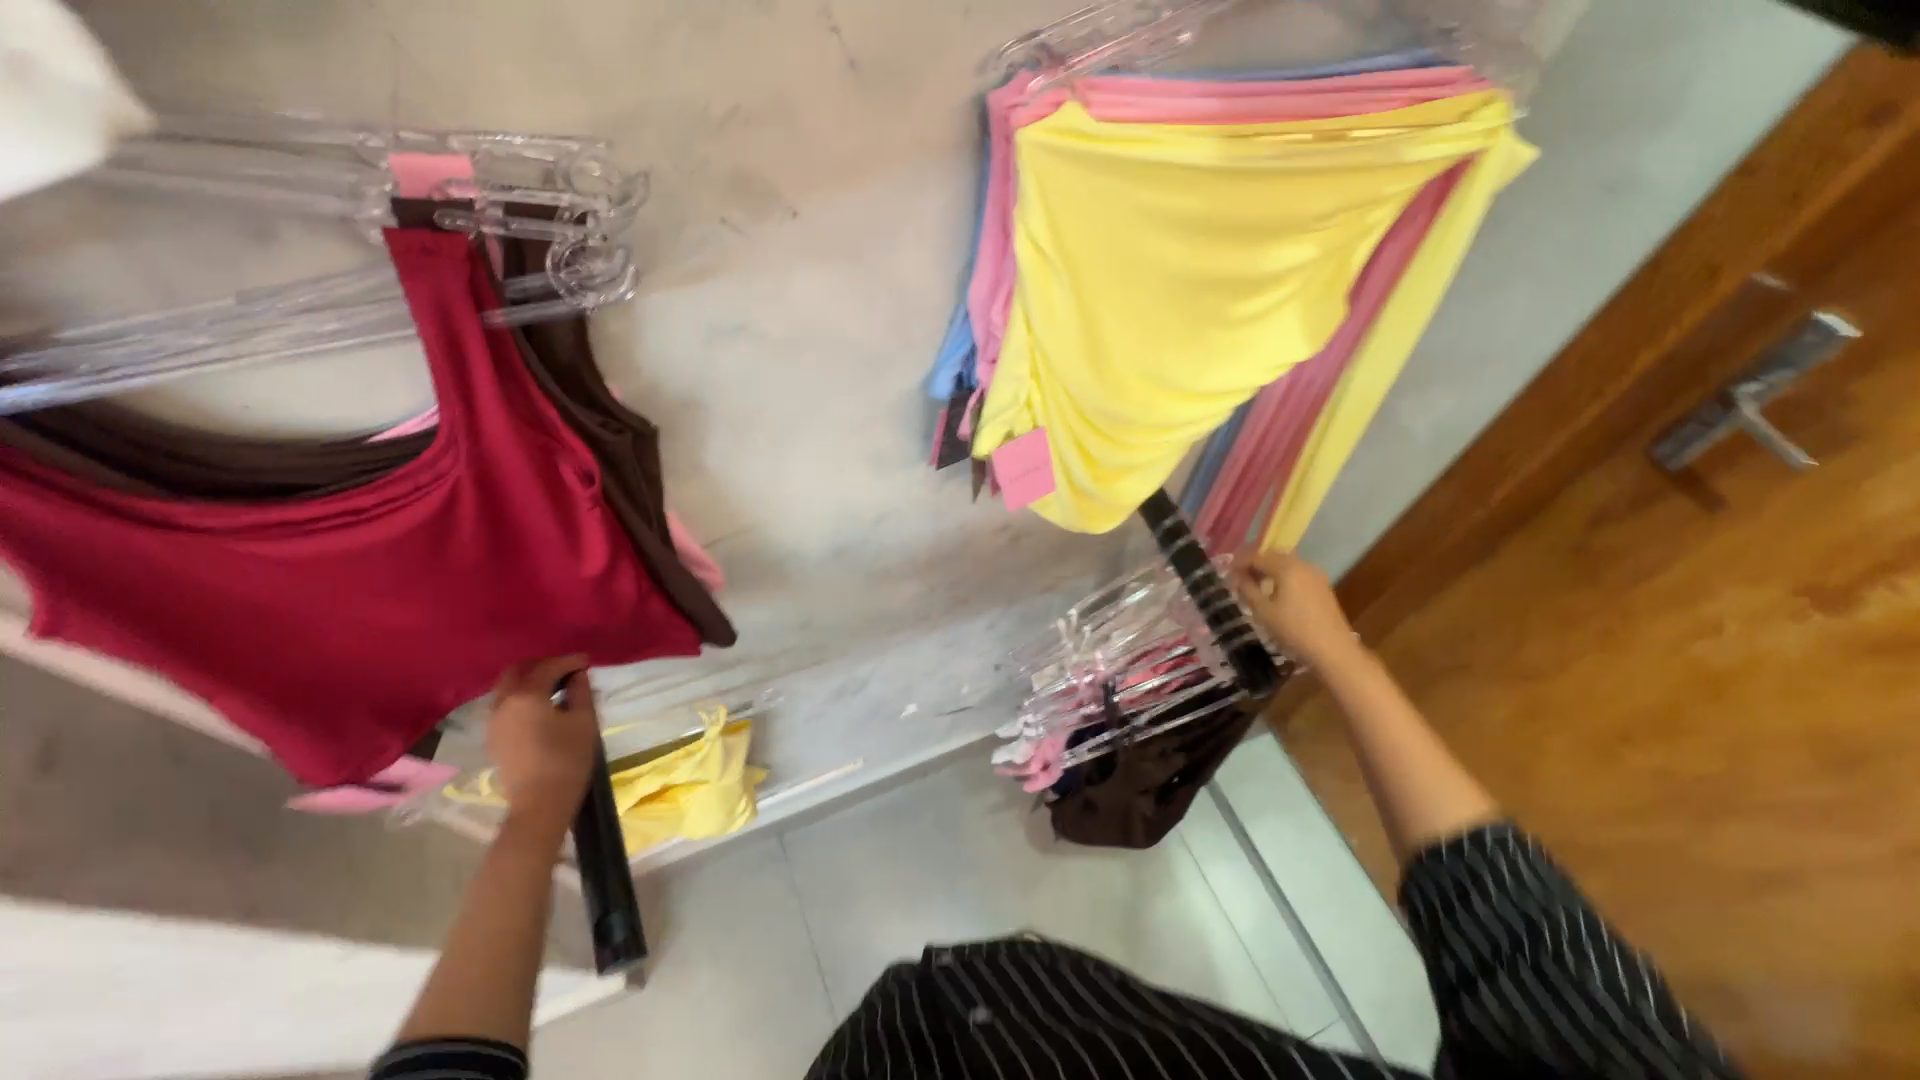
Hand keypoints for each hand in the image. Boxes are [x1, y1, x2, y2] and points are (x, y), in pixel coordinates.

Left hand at [487, 655, 598, 832]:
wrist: (540, 803)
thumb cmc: (567, 760)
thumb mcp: (584, 722)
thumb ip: (580, 692)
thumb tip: (577, 676)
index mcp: (526, 695)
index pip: (548, 667)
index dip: (569, 661)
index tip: (586, 661)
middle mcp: (503, 702)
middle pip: (517, 671)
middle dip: (541, 665)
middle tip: (565, 670)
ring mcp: (493, 721)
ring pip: (505, 688)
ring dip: (527, 680)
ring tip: (552, 687)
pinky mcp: (492, 737)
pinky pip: (503, 705)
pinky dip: (519, 697)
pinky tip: (538, 708)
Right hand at [1230, 549, 1360, 668]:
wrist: (1332, 648)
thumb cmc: (1293, 629)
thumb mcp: (1263, 611)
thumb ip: (1247, 589)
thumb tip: (1236, 577)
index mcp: (1286, 567)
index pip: (1256, 556)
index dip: (1238, 563)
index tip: (1225, 574)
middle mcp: (1302, 564)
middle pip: (1272, 556)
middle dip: (1253, 564)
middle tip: (1239, 578)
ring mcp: (1315, 574)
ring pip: (1285, 564)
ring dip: (1268, 570)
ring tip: (1255, 586)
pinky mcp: (1322, 585)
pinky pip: (1296, 573)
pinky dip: (1282, 576)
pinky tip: (1276, 592)